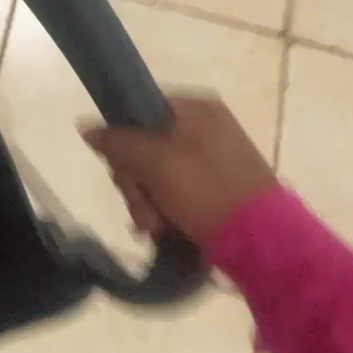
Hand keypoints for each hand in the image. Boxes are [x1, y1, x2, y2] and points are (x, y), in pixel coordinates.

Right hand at [79, 94, 277, 248]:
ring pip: (154, 173)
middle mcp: (205, 128)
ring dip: (146, 201)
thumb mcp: (153, 161)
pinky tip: (163, 230)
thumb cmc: (205, 190)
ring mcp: (212, 159)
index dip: (121, 139)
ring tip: (153, 227)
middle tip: (141, 206)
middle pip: (142, 146)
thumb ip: (116, 141)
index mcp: (195, 109)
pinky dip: (163, 210)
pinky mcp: (217, 188)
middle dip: (134, 182)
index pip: (137, 109)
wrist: (264, 243)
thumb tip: (87, 127)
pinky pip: (174, 190)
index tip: (119, 167)